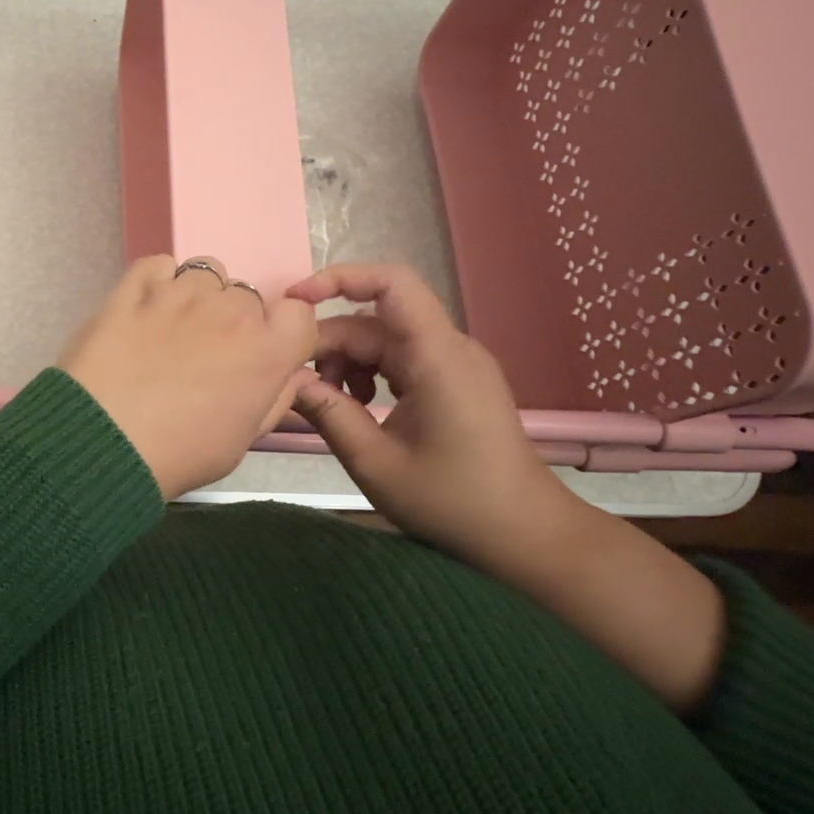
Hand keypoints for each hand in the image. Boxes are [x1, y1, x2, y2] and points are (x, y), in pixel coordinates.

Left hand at [59, 255, 316, 499]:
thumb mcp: (241, 440)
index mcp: (267, 351)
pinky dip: (157, 279)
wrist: (104, 442)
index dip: (278, 331)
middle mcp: (230, 312)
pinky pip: (158, 264)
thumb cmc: (179, 454)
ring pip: (204, 272)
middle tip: (202, 353)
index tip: (257, 351)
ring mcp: (179, 295)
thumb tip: (293, 374)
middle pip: (245, 295)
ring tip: (169, 329)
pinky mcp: (132, 290)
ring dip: (195, 295)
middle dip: (231, 319)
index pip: (298, 313)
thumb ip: (274, 399)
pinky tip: (144, 306)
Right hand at [283, 263, 575, 554]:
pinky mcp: (455, 380)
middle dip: (329, 343)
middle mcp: (449, 347)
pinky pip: (400, 357)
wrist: (526, 535)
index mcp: (436, 357)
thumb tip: (286, 380)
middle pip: (374, 319)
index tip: (293, 304)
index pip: (390, 283)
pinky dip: (369, 372)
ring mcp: (456, 363)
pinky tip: (358, 407)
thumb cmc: (452, 501)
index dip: (337, 278)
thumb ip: (326, 413)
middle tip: (295, 383)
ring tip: (330, 404)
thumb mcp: (374, 462)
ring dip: (346, 360)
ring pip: (383, 338)